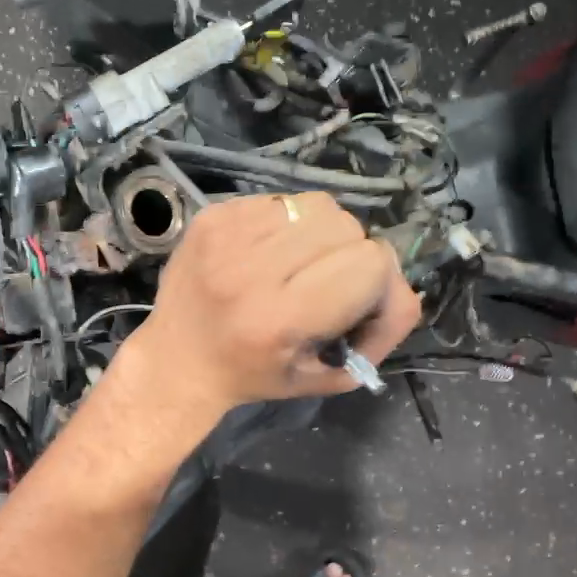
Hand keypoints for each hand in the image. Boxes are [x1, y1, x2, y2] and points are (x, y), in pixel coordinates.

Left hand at [122, 191, 418, 412]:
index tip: (359, 307)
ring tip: (301, 264)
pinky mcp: (212, 217)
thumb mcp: (324, 376)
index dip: (379, 284)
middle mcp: (251, 270)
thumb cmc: (251, 375)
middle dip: (351, 255)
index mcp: (280, 317)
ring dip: (321, 233)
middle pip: (347, 226)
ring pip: (316, 205)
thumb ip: (380, 334)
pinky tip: (269, 252)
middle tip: (328, 285)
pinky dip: (287, 223)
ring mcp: (226, 237)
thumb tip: (402, 288)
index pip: (370, 261)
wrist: (175, 362)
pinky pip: (279, 200)